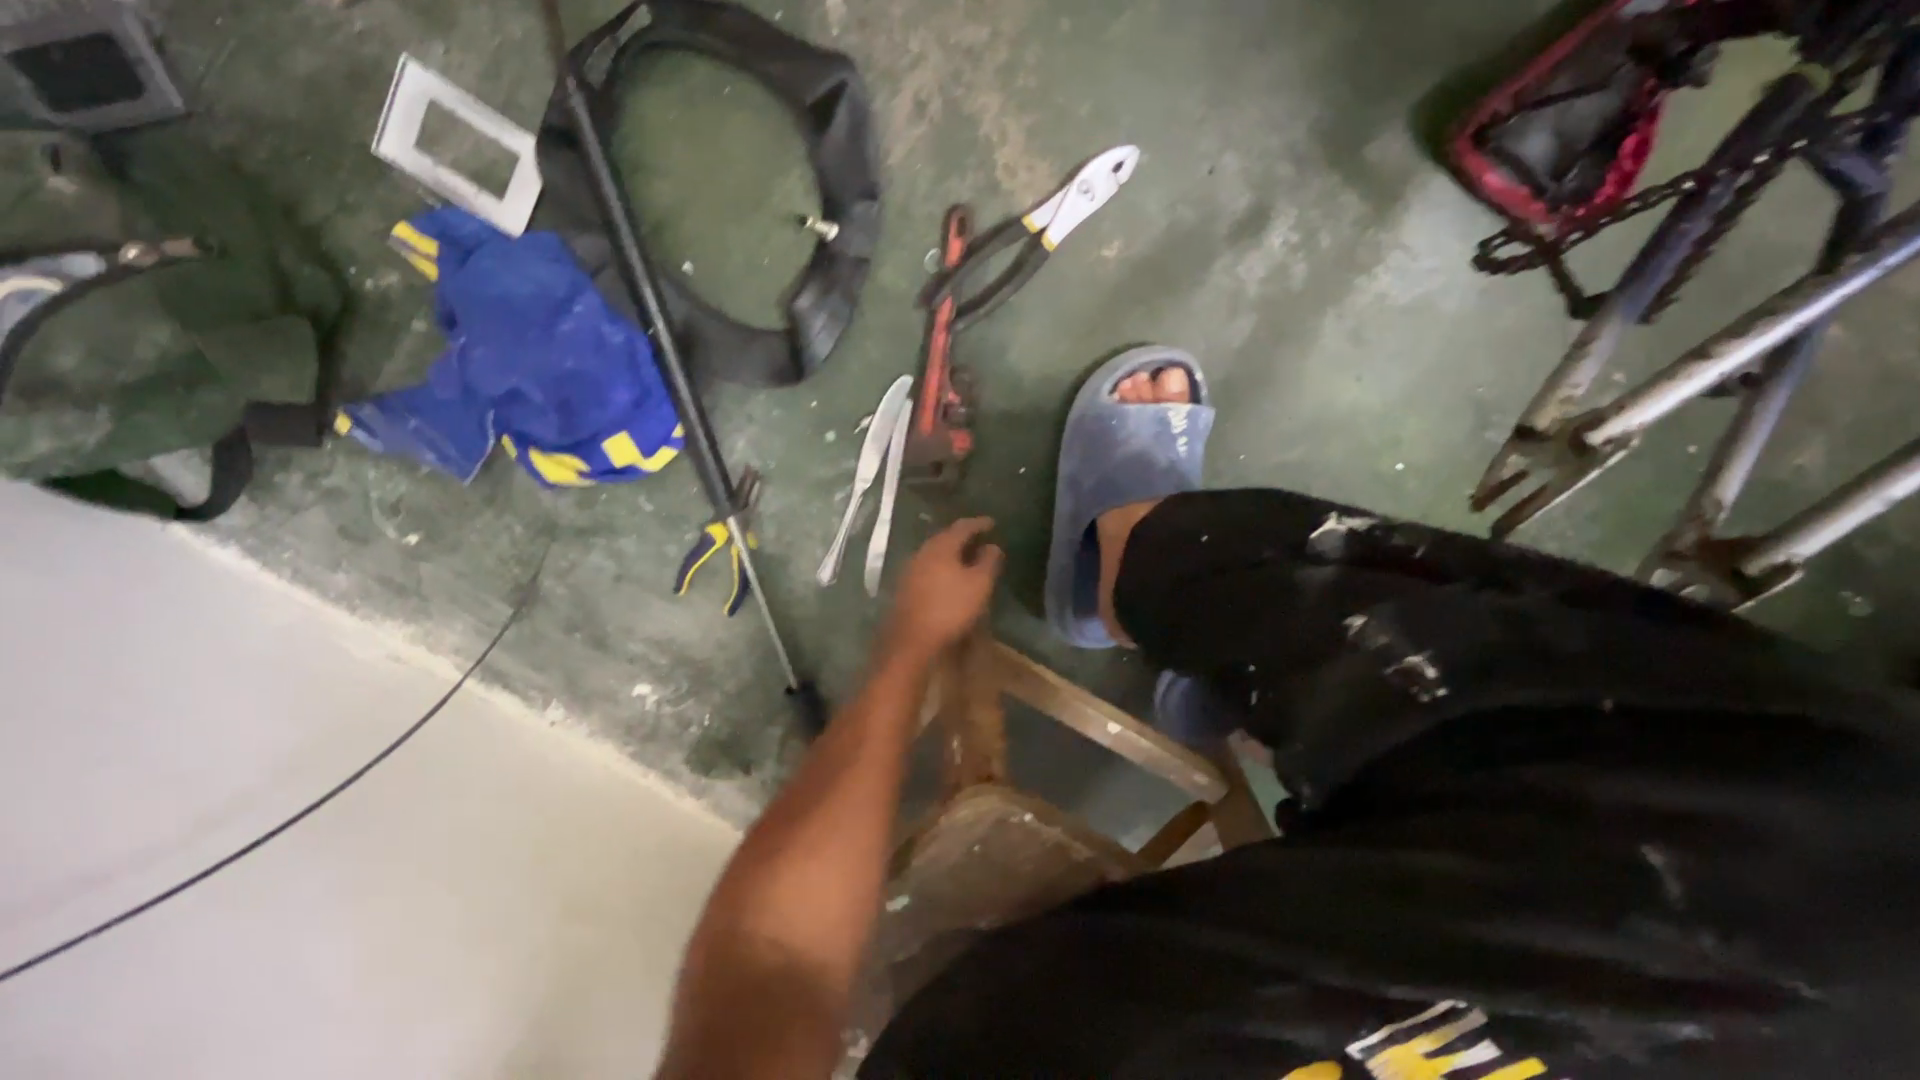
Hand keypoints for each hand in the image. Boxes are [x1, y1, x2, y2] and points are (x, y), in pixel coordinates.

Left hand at [884, 517, 1002, 657]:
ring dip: (952, 554)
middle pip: (945, 539)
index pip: (962, 527)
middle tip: (981, 540)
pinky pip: (928, 570)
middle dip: (964, 538)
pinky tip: (950, 579)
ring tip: (968, 559)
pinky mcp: (905, 589)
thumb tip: (992, 546)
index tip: (992, 523)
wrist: (912, 640)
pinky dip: (943, 569)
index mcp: (941, 547)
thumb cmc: (950, 608)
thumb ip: (988, 562)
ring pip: (935, 555)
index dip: (979, 523)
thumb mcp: (979, 584)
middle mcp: (922, 553)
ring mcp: (910, 571)